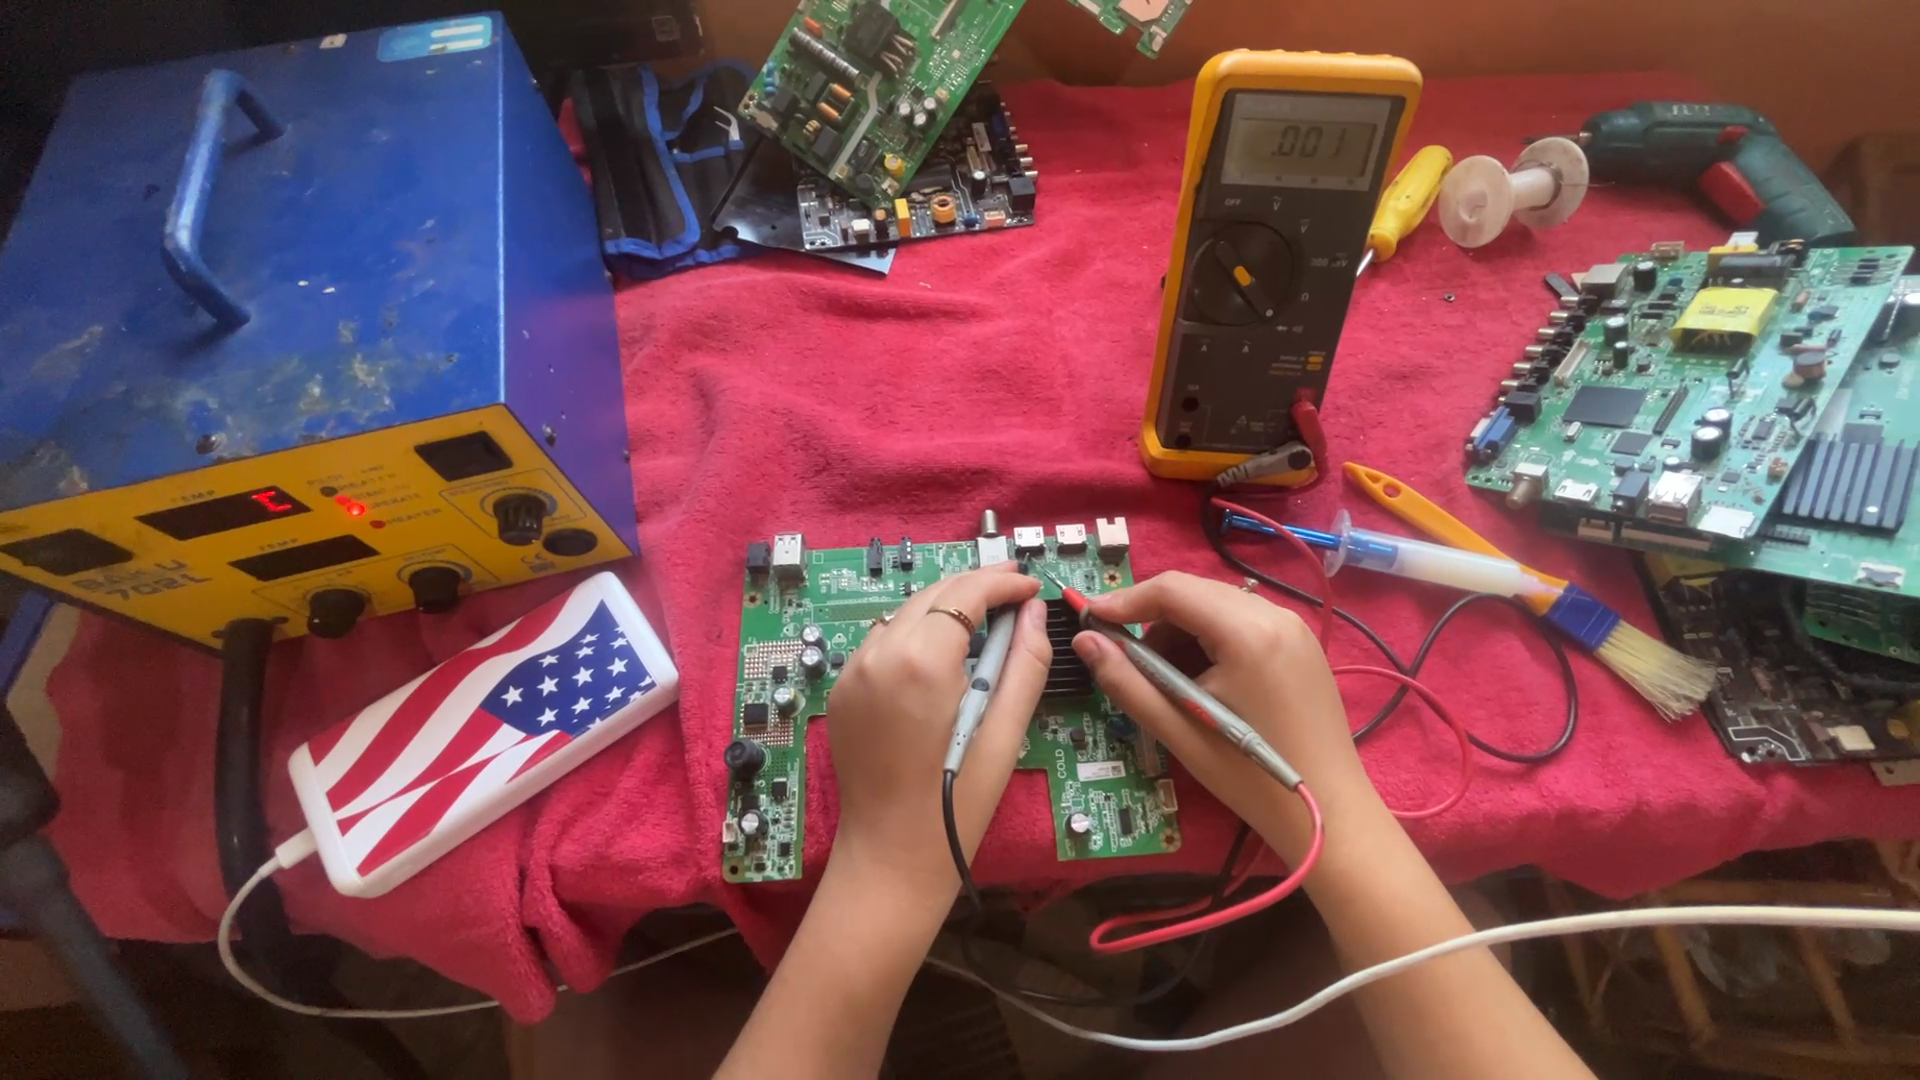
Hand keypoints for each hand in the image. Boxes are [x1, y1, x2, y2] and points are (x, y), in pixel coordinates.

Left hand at [826, 563, 1050, 897]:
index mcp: (919, 663)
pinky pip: (883, 642)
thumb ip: (1025, 664)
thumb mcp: (1005, 735)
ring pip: (904, 613)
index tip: (1032, 585)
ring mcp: (852, 671)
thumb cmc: (955, 805)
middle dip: (975, 587)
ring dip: (945, 607)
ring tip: (986, 618)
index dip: (1002, 582)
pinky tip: (942, 653)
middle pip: (931, 594)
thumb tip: (1034, 612)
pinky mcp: (842, 689)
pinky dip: (916, 633)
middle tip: (1017, 590)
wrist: (888, 858)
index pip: (964, 594)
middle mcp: (877, 654)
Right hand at [1071, 571, 1378, 859]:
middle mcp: (1275, 615)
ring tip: (1168, 680)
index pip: (1173, 590)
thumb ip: (1126, 682)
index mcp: (1248, 634)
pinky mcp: (1300, 642)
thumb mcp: (1178, 732)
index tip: (1089, 619)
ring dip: (1179, 629)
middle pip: (1193, 591)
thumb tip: (1083, 640)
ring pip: (1214, 604)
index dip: (1125, 600)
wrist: (1331, 814)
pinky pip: (1239, 619)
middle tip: (1125, 658)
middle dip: (1152, 618)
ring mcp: (1293, 626)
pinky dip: (1208, 637)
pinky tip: (1201, 679)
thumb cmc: (1249, 779)